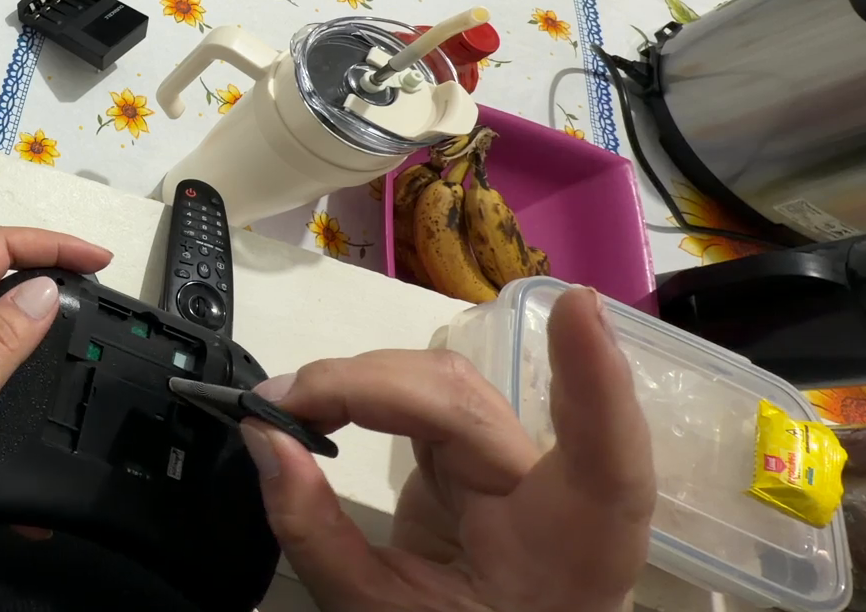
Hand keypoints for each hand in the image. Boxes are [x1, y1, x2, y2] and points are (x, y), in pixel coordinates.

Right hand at [240, 286, 653, 611]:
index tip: (579, 306)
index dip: (594, 384)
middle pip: (462, 400)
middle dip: (364, 384)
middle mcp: (544, 499)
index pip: (603, 469)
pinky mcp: (471, 459)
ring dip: (357, 381)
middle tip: (280, 405)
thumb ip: (313, 528)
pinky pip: (417, 397)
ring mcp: (507, 471)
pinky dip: (359, 392)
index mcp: (556, 559)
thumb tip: (263, 430)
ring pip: (438, 384)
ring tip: (294, 408)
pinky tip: (321, 405)